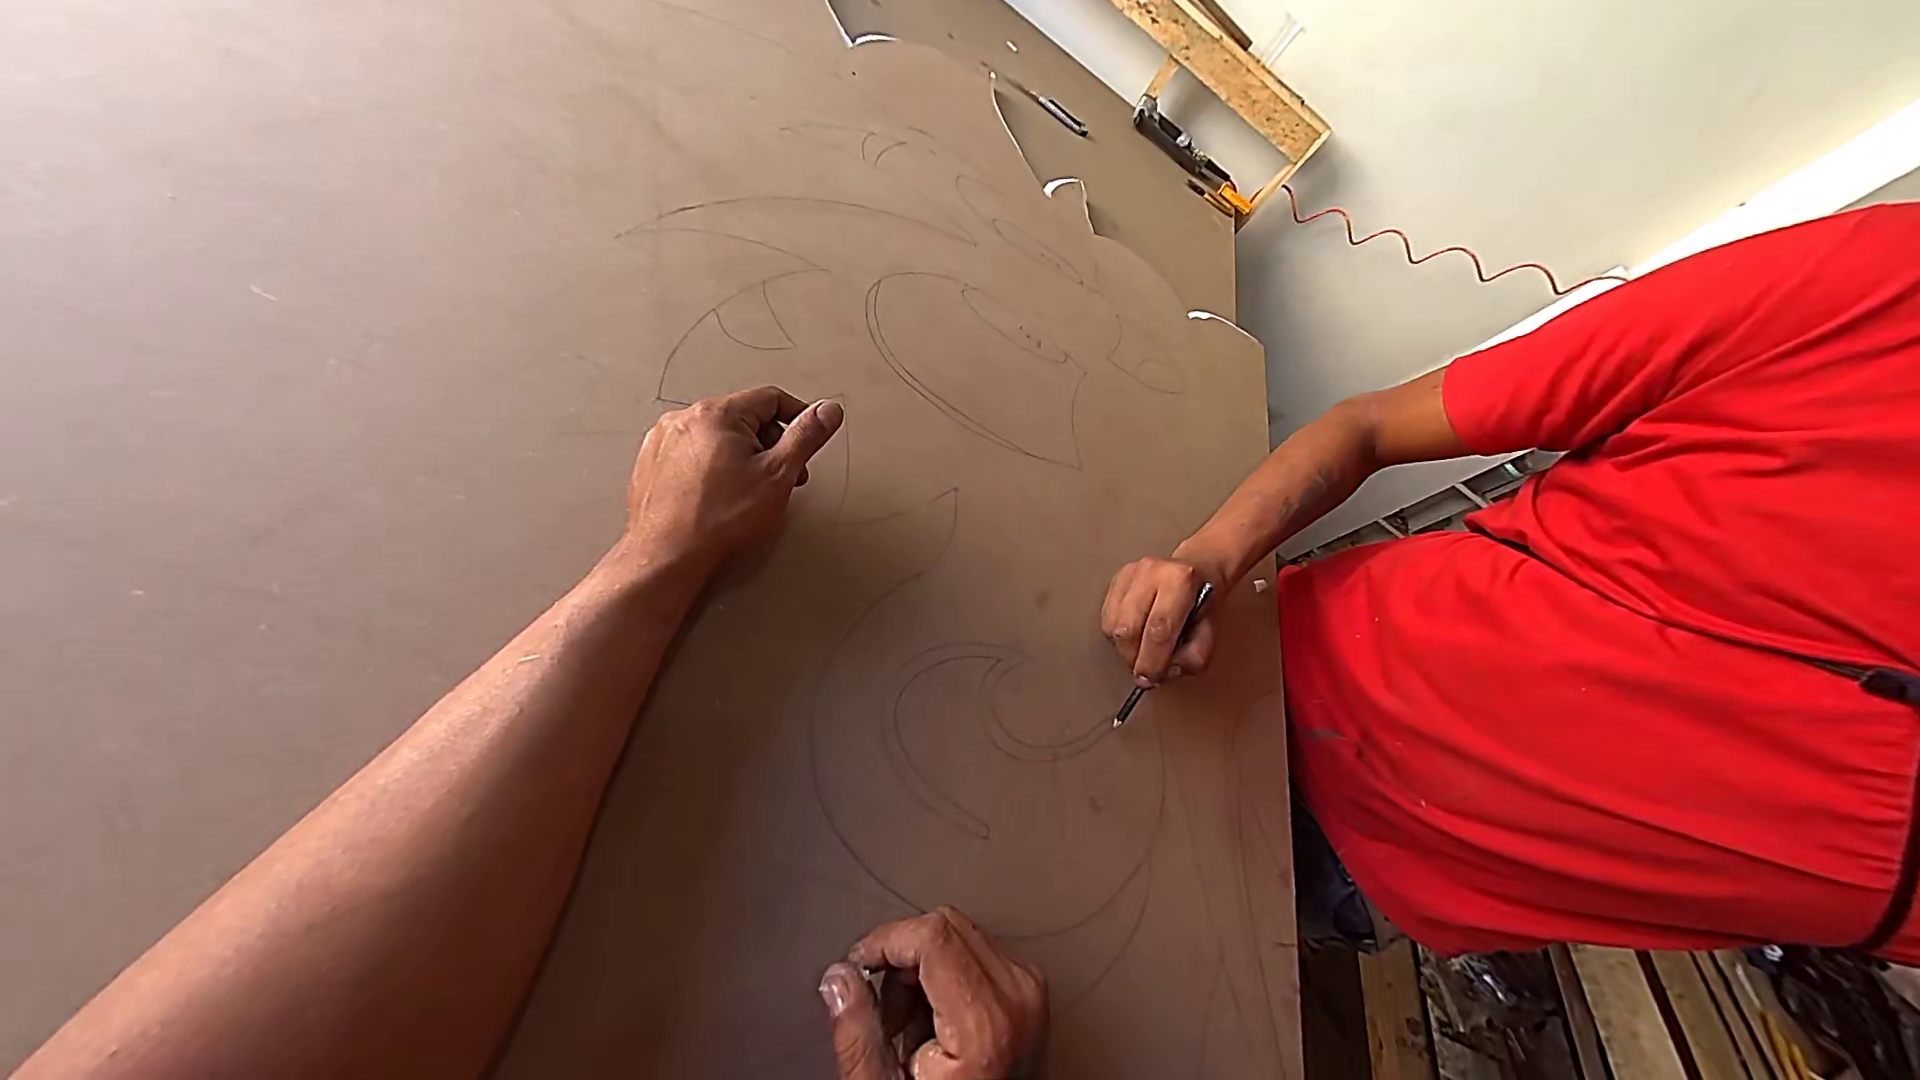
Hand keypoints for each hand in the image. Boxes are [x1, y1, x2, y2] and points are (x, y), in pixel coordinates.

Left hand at [620, 386, 842, 568]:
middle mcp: (686, 419)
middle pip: (745, 418)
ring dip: (741, 457)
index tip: (808, 433)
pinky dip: (712, 468)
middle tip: (781, 476)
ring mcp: (664, 441)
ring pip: (719, 437)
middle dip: (770, 444)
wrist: (670, 553)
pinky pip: (694, 454)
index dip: (798, 417)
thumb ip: (806, 436)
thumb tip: (827, 410)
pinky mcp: (652, 463)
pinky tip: (720, 495)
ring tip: (747, 491)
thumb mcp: (778, 474)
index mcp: (718, 414)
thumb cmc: (718, 519)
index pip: (771, 399)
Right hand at [820, 906, 1046, 1079]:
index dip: (886, 941)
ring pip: (958, 929)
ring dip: (924, 965)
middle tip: (889, 1016)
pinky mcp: (1029, 985)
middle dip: (903, 959)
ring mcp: (1028, 987)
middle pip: (943, 925)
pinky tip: (938, 1018)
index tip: (860, 963)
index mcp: (986, 1023)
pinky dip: (947, 969)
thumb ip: (859, 1037)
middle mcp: (1016, 995)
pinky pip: (977, 945)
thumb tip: (838, 978)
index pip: (931, 934)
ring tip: (915, 1027)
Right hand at [1100, 552, 1225, 686]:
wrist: (1197, 568)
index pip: (1159, 629)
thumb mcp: (1210, 632)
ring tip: (1142, 650)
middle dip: (1134, 658)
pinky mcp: (1116, 579)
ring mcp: (1130, 574)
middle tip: (1144, 671)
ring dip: (1124, 648)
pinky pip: (1106, 618)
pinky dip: (1117, 636)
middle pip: (1128, 628)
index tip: (1151, 679)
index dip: (1152, 661)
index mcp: (1181, 581)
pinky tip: (1134, 635)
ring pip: (1112, 625)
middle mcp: (1151, 572)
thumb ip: (1191, 657)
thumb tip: (1161, 672)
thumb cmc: (1203, 600)